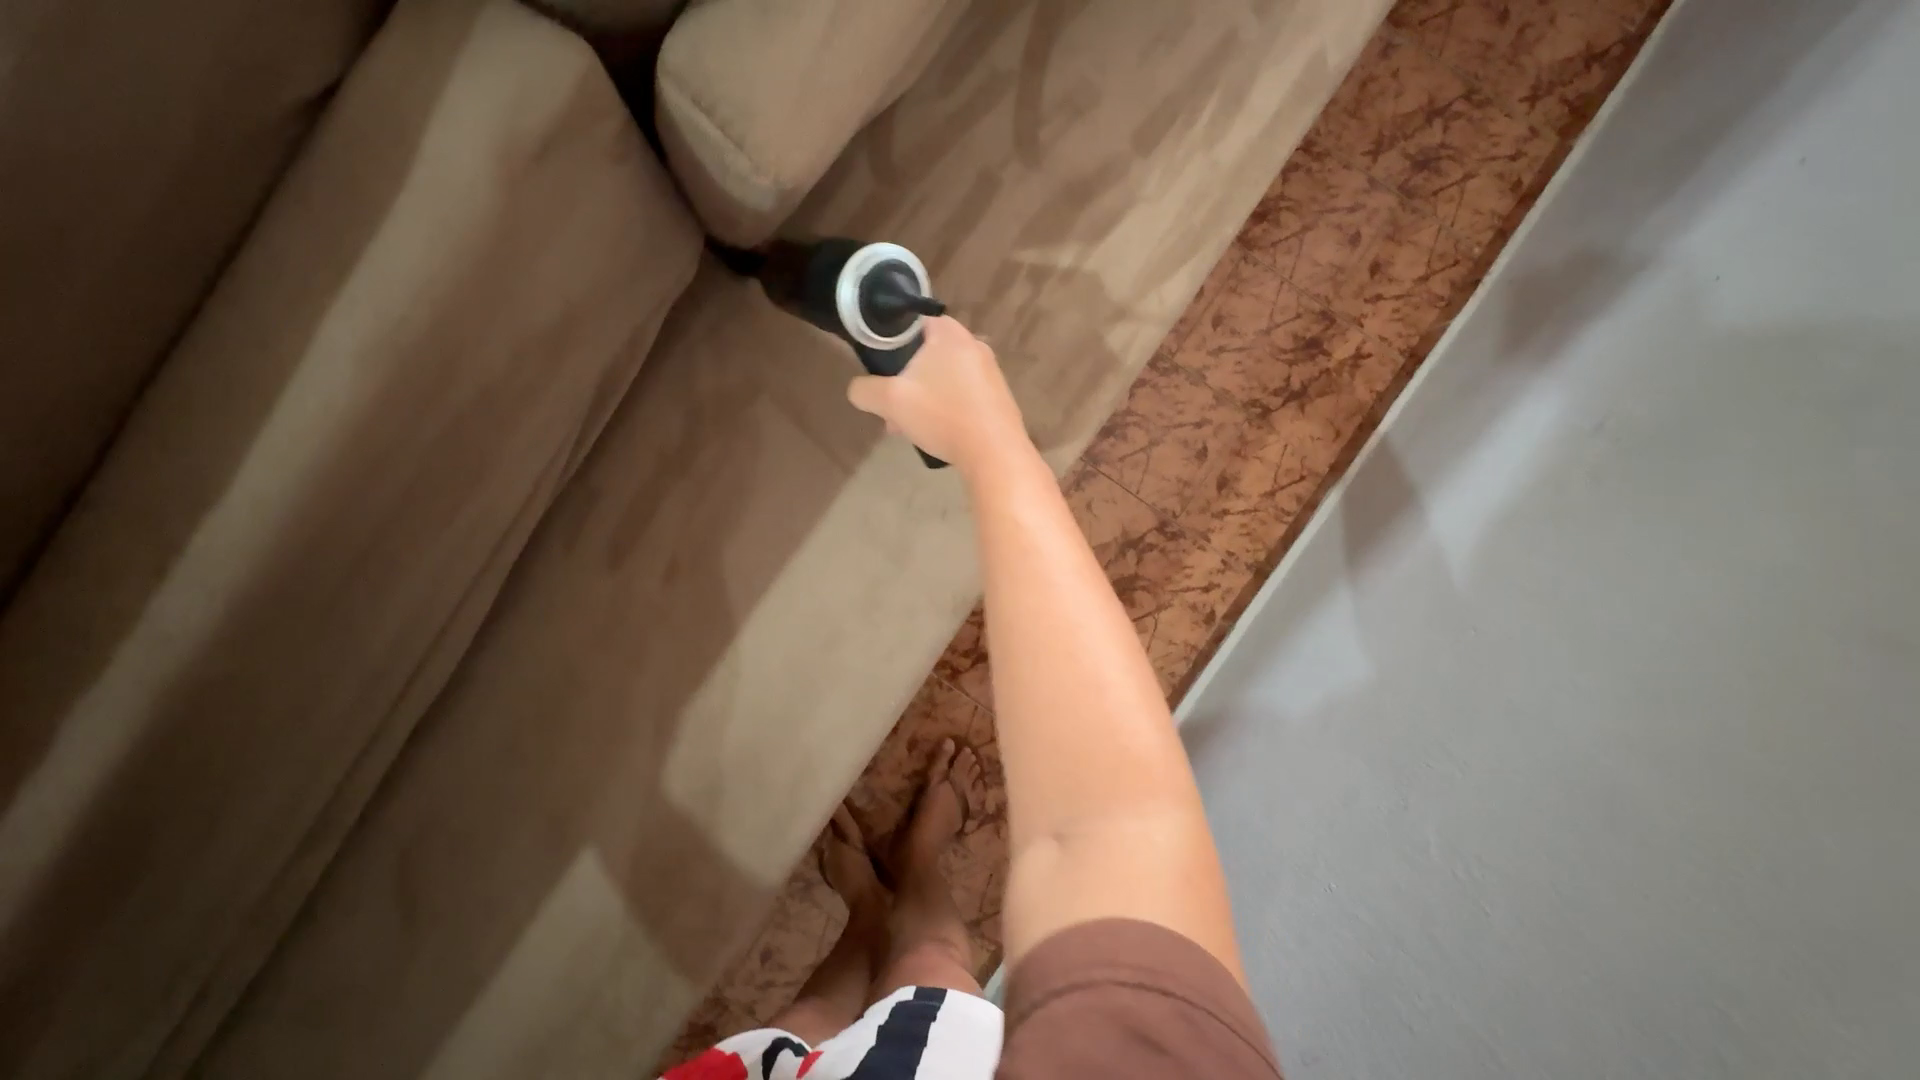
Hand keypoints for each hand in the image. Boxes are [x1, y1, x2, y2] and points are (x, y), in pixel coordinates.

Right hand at [847, 316, 1030, 475]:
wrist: (994, 452)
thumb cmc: (942, 416)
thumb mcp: (890, 401)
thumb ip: (865, 390)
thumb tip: (858, 390)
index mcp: (949, 333)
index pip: (912, 323)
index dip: (890, 345)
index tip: (882, 372)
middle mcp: (974, 344)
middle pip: (927, 355)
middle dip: (906, 381)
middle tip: (893, 409)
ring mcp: (991, 372)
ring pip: (944, 378)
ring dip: (923, 399)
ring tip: (910, 428)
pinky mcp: (999, 397)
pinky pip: (963, 395)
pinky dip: (947, 408)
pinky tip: (938, 434)